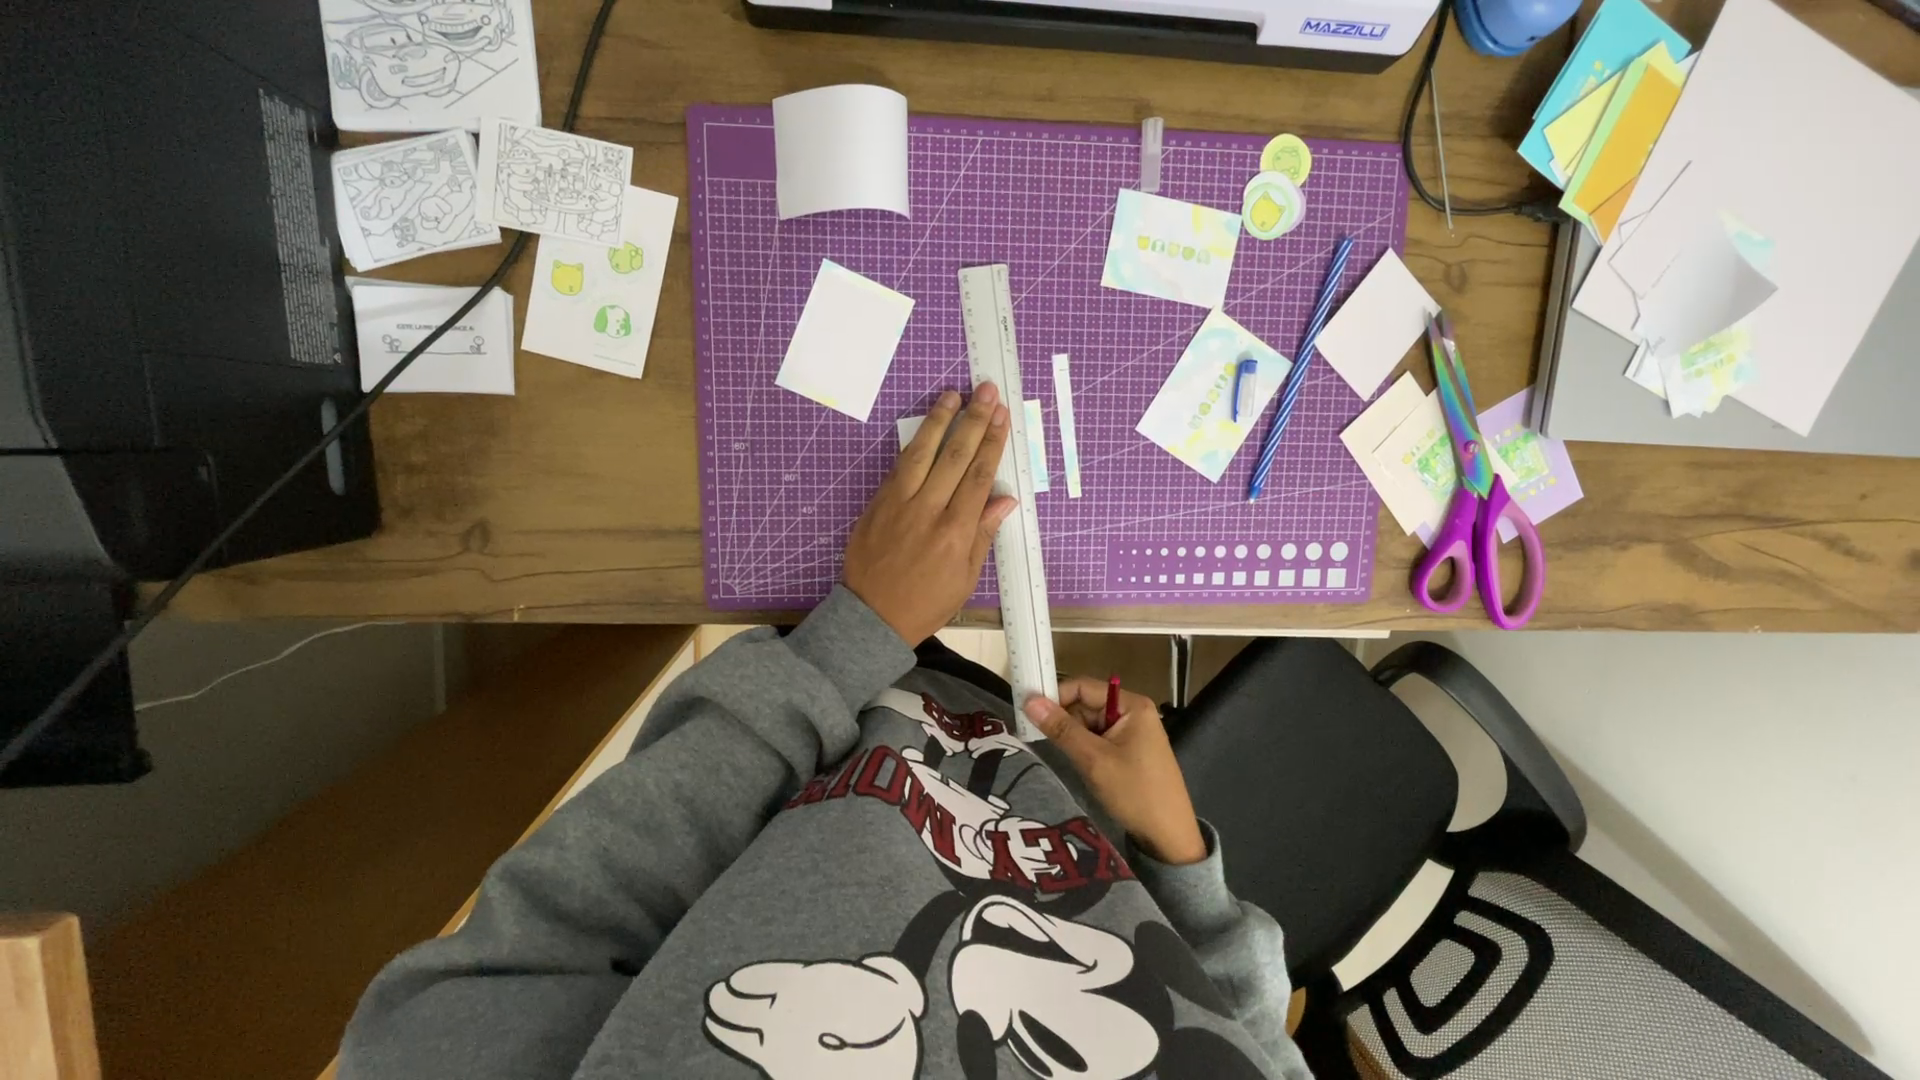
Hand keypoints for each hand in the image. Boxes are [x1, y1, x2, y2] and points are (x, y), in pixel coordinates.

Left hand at [843, 384, 1015, 644]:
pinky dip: (915, 444)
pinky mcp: (877, 503)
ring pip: (922, 452)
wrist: (873, 616)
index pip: (978, 476)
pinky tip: (926, 427)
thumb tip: (1004, 499)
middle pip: (954, 456)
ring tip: (952, 394)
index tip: (1002, 416)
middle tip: (986, 391)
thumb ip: (983, 534)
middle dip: (973, 420)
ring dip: (939, 420)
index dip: (992, 443)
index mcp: (955, 532)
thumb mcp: (965, 578)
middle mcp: (928, 511)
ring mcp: (899, 504)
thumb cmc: (927, 603)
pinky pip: (900, 466)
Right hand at [1023, 678, 1207, 865]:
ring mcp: (1132, 733)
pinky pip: (1098, 740)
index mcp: (1131, 705)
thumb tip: (1029, 701)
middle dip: (1063, 719)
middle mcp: (1133, 712)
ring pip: (1089, 724)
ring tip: (1057, 753)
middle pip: (1086, 704)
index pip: (1084, 687)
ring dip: (1072, 736)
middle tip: (1035, 736)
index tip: (1028, 711)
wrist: (1169, 837)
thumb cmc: (1135, 792)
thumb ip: (1061, 729)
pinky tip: (1075, 763)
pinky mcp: (1130, 751)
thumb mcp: (1094, 760)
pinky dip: (1083, 748)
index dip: (1055, 696)